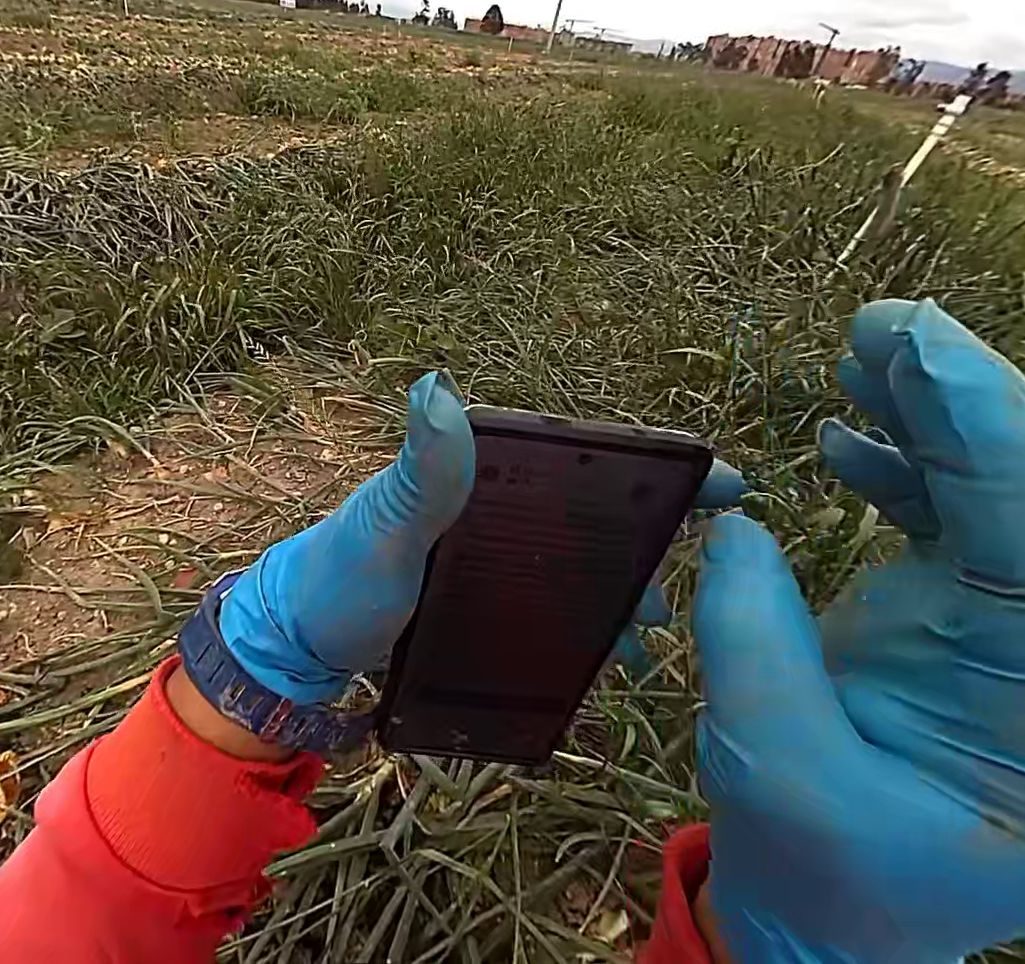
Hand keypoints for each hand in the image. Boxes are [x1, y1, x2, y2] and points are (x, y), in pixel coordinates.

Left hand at [217, 372, 748, 704]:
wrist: (305, 639)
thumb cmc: (342, 576)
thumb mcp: (386, 523)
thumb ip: (423, 468)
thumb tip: (439, 385)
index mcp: (481, 471)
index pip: (580, 455)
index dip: (652, 463)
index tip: (719, 481)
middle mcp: (496, 501)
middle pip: (592, 506)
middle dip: (652, 526)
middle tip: (701, 563)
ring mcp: (496, 548)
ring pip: (580, 552)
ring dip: (626, 577)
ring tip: (658, 616)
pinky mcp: (490, 590)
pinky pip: (555, 591)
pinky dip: (590, 609)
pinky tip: (613, 639)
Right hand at [691, 300, 1024, 962]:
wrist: (830, 911)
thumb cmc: (812, 865)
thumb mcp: (765, 758)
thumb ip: (750, 631)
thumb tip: (741, 518)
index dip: (994, 440)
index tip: (924, 343)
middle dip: (969, 406)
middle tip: (887, 323)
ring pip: (1013, 504)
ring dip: (936, 420)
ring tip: (865, 353)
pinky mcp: (983, 623)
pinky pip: (963, 523)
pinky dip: (908, 467)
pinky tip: (846, 436)